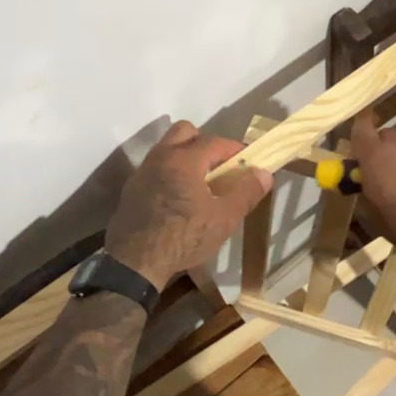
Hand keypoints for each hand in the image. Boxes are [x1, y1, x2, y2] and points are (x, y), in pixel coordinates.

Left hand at [105, 121, 272, 288]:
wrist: (134, 263)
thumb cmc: (183, 237)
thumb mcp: (224, 219)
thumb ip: (246, 192)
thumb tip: (264, 174)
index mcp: (184, 160)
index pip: (215, 141)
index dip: (234, 149)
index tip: (248, 161)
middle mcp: (160, 157)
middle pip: (185, 132)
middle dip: (205, 143)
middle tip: (219, 166)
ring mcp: (142, 172)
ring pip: (167, 149)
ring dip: (185, 157)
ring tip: (199, 183)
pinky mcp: (131, 189)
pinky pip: (155, 169)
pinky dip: (170, 173)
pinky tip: (177, 198)